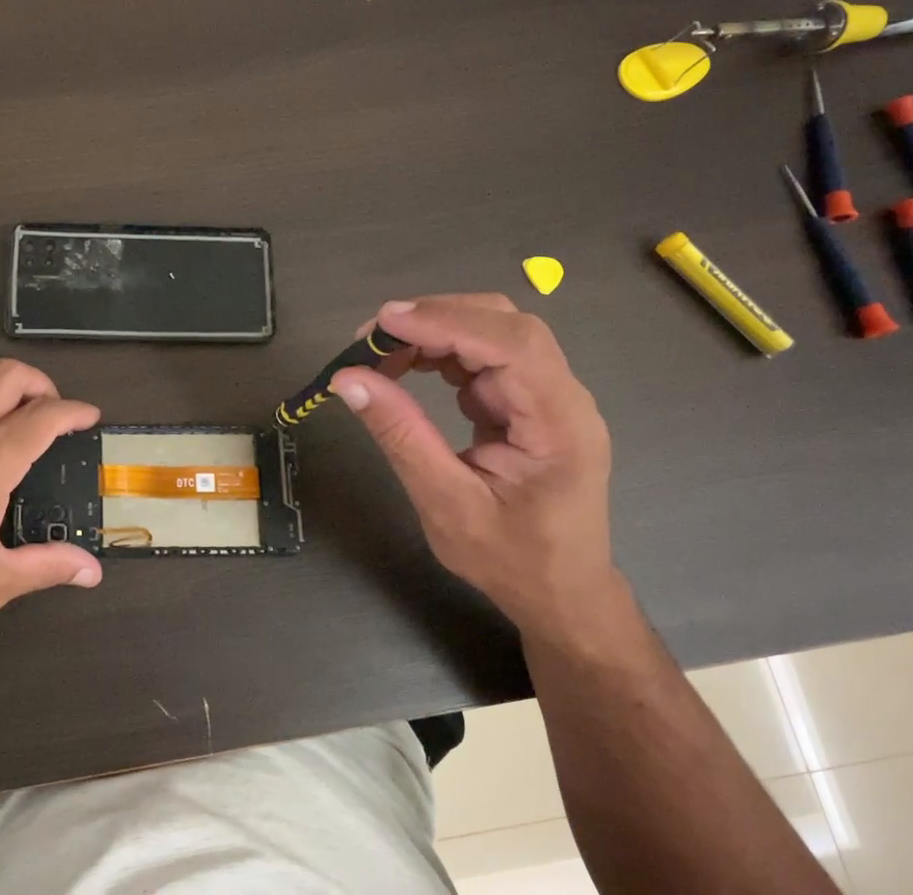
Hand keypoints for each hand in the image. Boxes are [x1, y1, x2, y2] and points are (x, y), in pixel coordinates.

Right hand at [329, 295, 619, 638]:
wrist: (560, 594)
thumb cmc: (510, 560)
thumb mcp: (445, 504)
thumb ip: (401, 436)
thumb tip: (348, 380)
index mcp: (559, 424)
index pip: (513, 346)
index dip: (447, 322)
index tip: (383, 324)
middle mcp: (564, 398)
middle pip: (507, 327)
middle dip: (436, 319)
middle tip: (370, 339)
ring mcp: (549, 398)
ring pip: (494, 336)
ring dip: (436, 334)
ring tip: (378, 355)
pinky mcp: (529, 405)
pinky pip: (487, 360)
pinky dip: (443, 355)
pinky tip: (409, 370)